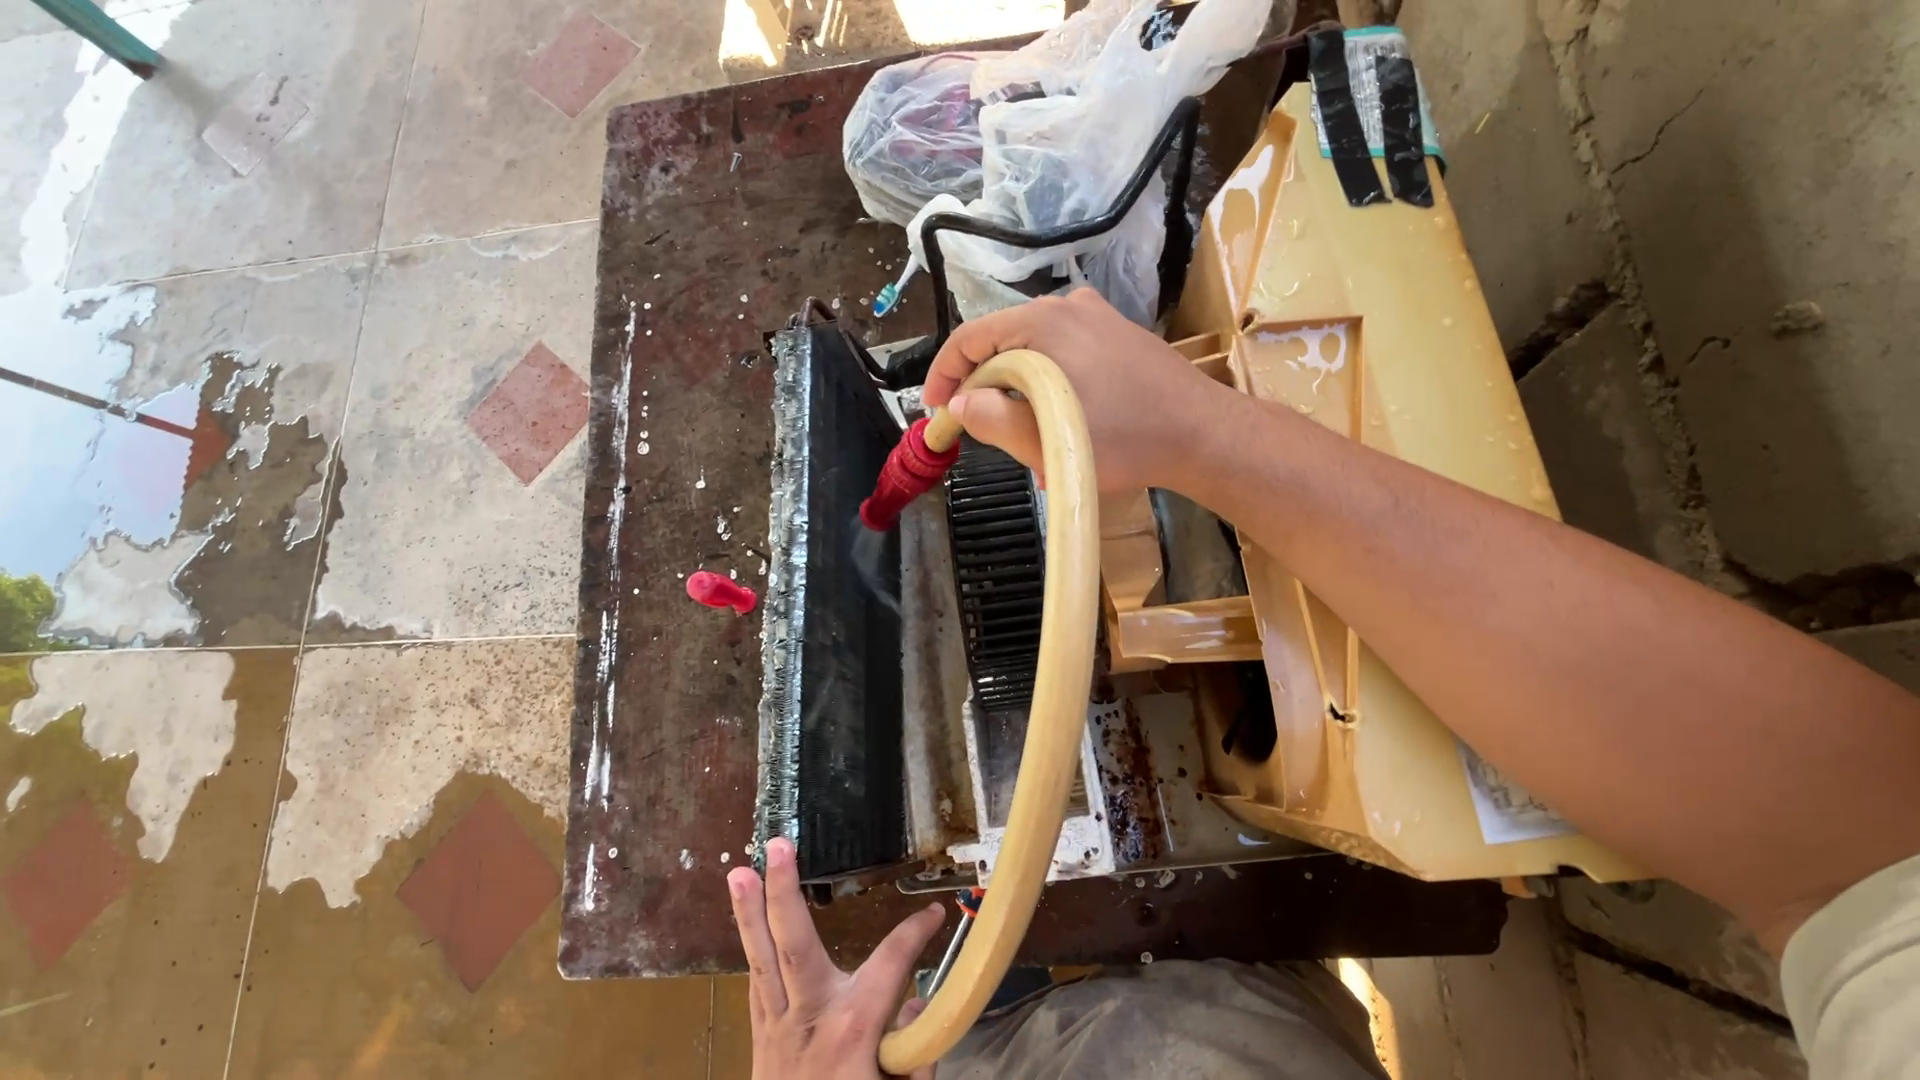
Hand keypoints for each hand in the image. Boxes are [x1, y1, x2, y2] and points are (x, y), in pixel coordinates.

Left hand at [727, 837, 947, 1078]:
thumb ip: (916, 1052)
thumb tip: (914, 1008)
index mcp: (853, 1029)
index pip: (890, 963)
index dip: (914, 934)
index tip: (933, 913)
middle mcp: (810, 1018)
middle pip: (793, 945)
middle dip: (783, 893)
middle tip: (776, 848)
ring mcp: (778, 1029)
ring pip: (761, 960)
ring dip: (749, 913)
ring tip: (738, 869)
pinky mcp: (761, 1040)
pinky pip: (758, 985)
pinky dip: (755, 949)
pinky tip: (749, 923)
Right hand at [922, 288, 1229, 492]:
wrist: (1203, 434)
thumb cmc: (1123, 439)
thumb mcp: (1044, 440)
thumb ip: (990, 418)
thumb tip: (962, 402)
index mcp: (1043, 322)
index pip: (969, 338)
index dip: (942, 375)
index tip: (935, 412)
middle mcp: (1069, 306)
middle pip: (1002, 341)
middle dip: (984, 387)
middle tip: (980, 429)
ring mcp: (1099, 317)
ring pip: (1035, 351)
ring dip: (1018, 390)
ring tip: (1024, 434)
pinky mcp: (1120, 335)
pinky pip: (1066, 354)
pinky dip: (1049, 383)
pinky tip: (1061, 420)